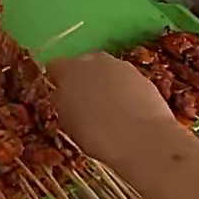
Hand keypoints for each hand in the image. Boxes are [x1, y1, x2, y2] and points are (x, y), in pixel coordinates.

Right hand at [47, 52, 186, 167]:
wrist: (141, 138)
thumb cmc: (96, 134)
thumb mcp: (68, 122)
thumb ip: (63, 102)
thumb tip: (64, 95)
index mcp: (70, 70)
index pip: (56, 66)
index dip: (58, 79)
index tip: (60, 94)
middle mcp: (95, 61)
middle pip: (84, 64)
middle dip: (84, 79)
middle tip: (85, 103)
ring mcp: (121, 66)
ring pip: (108, 71)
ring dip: (106, 84)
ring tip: (110, 111)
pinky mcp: (142, 76)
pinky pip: (127, 81)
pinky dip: (125, 91)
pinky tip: (129, 112)